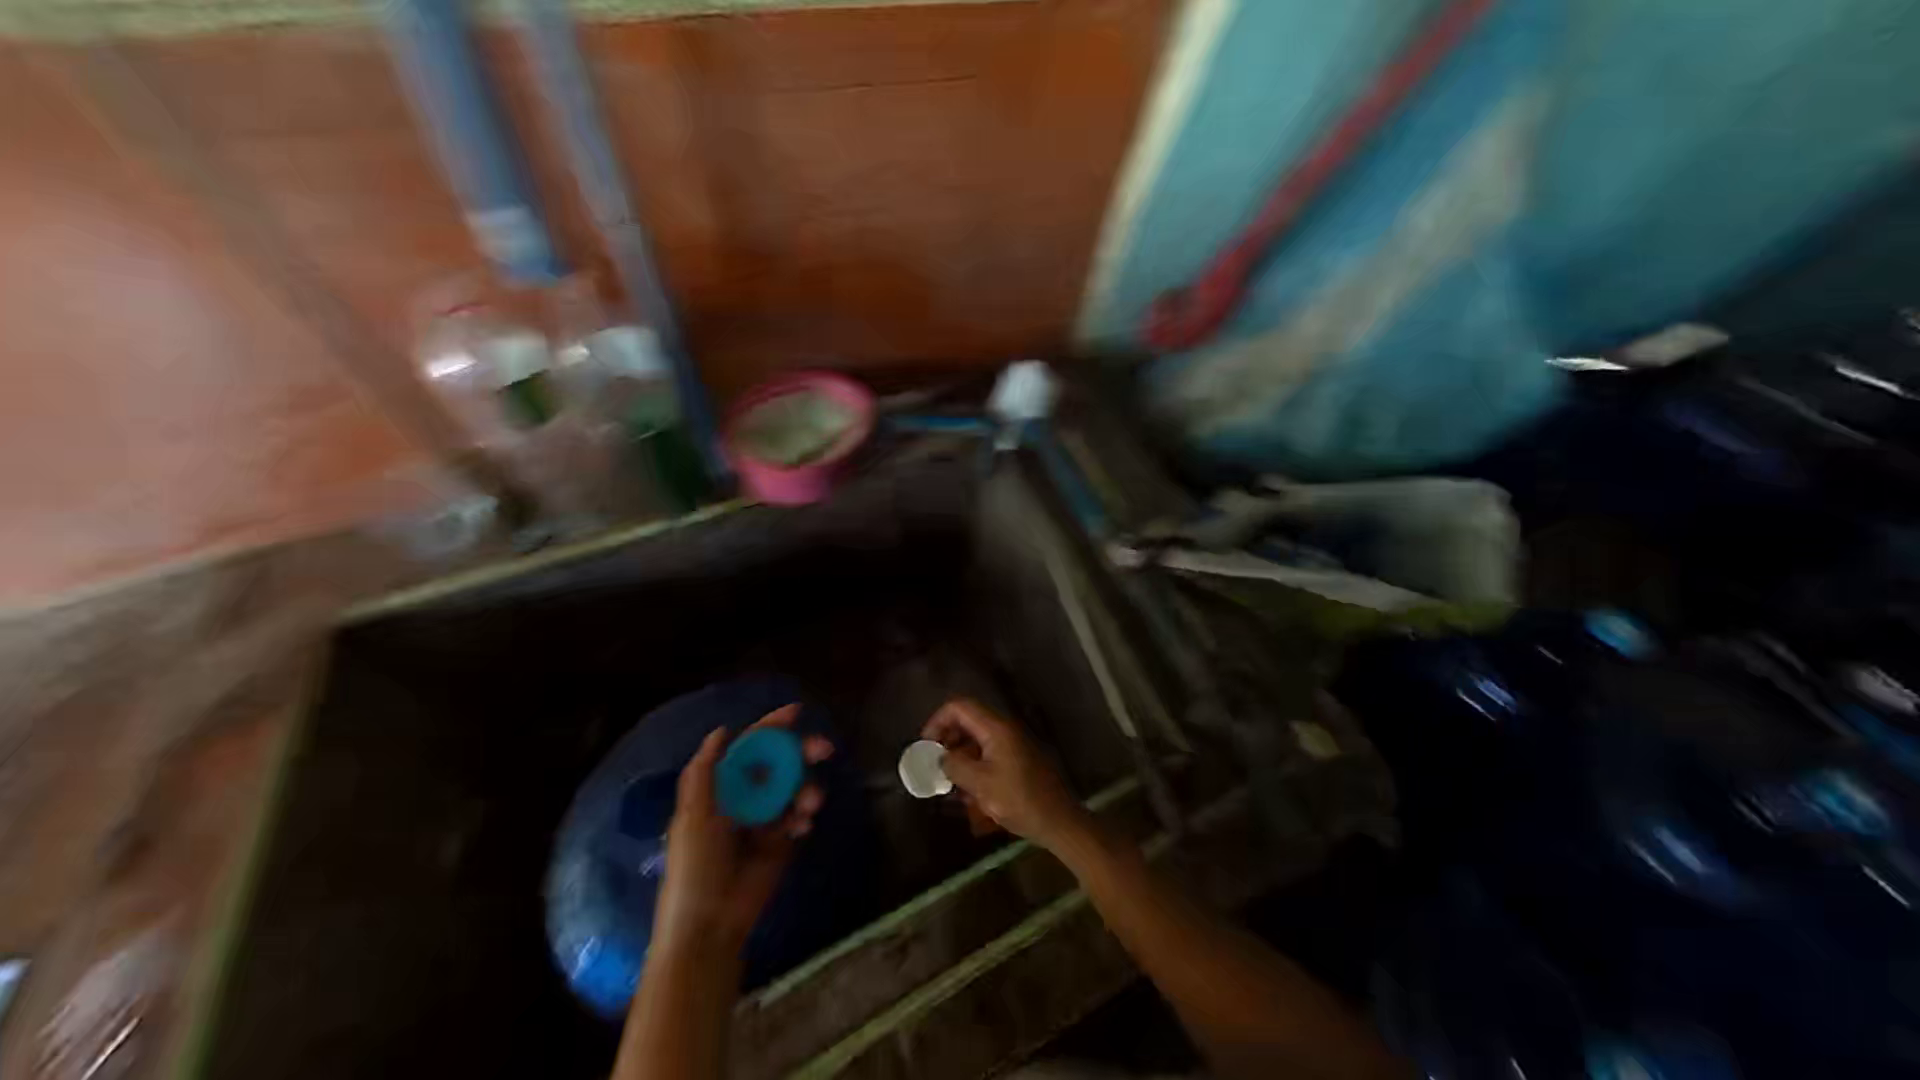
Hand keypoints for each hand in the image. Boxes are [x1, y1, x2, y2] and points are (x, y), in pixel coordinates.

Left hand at [654, 705, 832, 953]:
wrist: (710, 925)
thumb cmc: (695, 866)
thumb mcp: (692, 816)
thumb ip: (704, 772)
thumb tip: (721, 730)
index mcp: (721, 787)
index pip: (749, 749)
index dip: (771, 729)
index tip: (797, 713)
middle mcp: (745, 798)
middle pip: (778, 764)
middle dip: (801, 752)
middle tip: (823, 749)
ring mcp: (766, 820)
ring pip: (794, 788)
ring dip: (806, 787)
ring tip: (810, 803)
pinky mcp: (782, 842)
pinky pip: (800, 817)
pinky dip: (804, 815)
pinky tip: (802, 826)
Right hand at [922, 698, 1092, 851]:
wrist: (1058, 821)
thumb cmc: (1019, 800)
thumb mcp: (981, 785)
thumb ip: (955, 766)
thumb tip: (939, 757)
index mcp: (996, 728)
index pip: (959, 707)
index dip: (937, 721)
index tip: (926, 745)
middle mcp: (1004, 729)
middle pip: (967, 720)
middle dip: (946, 739)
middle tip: (933, 763)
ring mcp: (1011, 744)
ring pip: (976, 739)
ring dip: (958, 755)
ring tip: (946, 781)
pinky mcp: (1016, 760)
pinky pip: (987, 754)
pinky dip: (972, 766)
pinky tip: (965, 790)